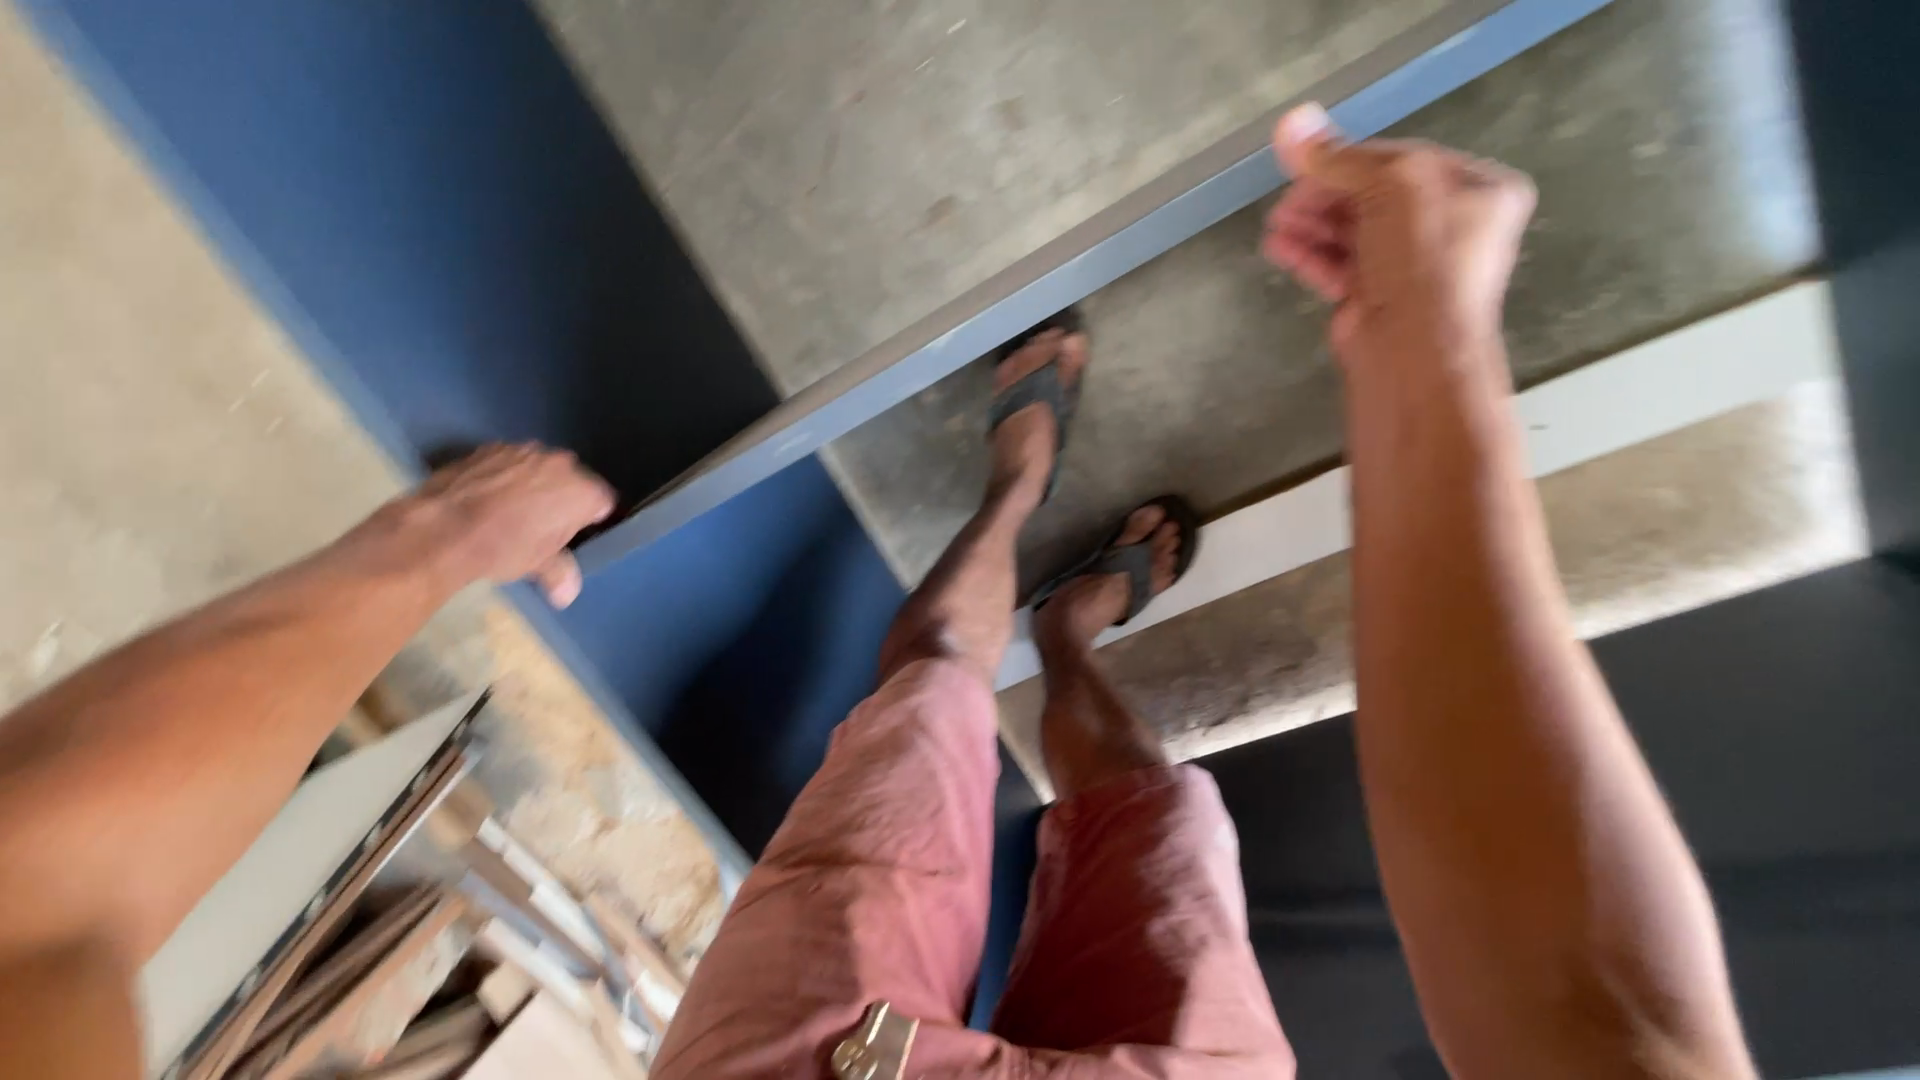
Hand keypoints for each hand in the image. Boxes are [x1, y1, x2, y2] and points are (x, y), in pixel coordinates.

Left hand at [410, 442, 615, 606]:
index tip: (575, 532)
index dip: (591, 518)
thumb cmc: (503, 548)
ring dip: (535, 483)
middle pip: (574, 481)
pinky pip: (510, 462)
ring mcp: (525, 451)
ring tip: (513, 508)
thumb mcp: (537, 566)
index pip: (603, 502)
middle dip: (564, 497)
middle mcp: (561, 464)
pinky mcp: (491, 447)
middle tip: (544, 523)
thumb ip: (560, 573)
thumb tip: (566, 595)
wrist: (441, 528)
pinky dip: (505, 475)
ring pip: (541, 468)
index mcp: (583, 492)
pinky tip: (487, 496)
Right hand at [1261, 103, 1535, 369]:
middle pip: (1373, 197)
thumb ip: (1339, 157)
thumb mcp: (1390, 188)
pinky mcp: (1377, 300)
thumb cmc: (1422, 259)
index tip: (1304, 163)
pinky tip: (1279, 247)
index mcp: (1476, 190)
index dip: (1351, 159)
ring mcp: (1411, 268)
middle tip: (1284, 199)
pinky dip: (1310, 255)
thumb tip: (1289, 121)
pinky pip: (1340, 266)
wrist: (1414, 350)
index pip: (1402, 162)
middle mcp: (1449, 227)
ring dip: (1311, 225)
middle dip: (1324, 195)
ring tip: (1275, 224)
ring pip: (1353, 233)